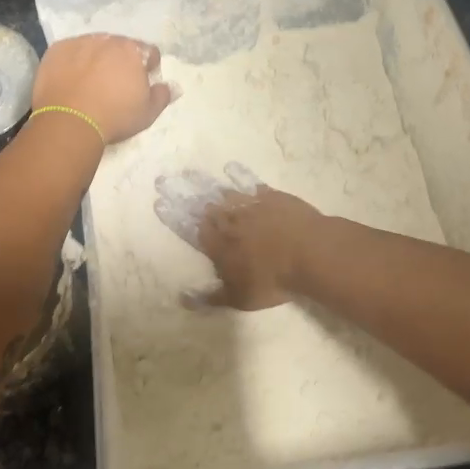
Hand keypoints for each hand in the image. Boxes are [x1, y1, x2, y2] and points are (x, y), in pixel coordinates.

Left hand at [32, 34, 172, 143]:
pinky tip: (69, 81)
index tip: (142, 82)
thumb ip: (162, 96)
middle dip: (120, 61)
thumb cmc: (114, 117)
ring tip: (89, 82)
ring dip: (95, 59)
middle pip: (119, 47)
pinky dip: (71, 62)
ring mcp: (79, 43)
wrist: (69, 122)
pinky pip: (69, 52)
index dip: (148, 67)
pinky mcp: (56, 50)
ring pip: (93, 47)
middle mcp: (107, 40)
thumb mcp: (147, 113)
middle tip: (114, 84)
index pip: (148, 52)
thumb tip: (173, 87)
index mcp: (133, 51)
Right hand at [154, 163, 326, 310]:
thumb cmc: (272, 280)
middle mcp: (229, 222)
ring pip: (225, 195)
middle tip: (170, 182)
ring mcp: (251, 206)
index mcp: (218, 246)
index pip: (194, 230)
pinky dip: (239, 177)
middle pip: (206, 209)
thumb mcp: (239, 298)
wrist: (309, 253)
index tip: (160, 203)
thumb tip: (182, 299)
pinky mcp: (272, 197)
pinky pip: (250, 184)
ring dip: (210, 188)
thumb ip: (211, 298)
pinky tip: (232, 169)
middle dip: (188, 197)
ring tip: (194, 176)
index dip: (177, 218)